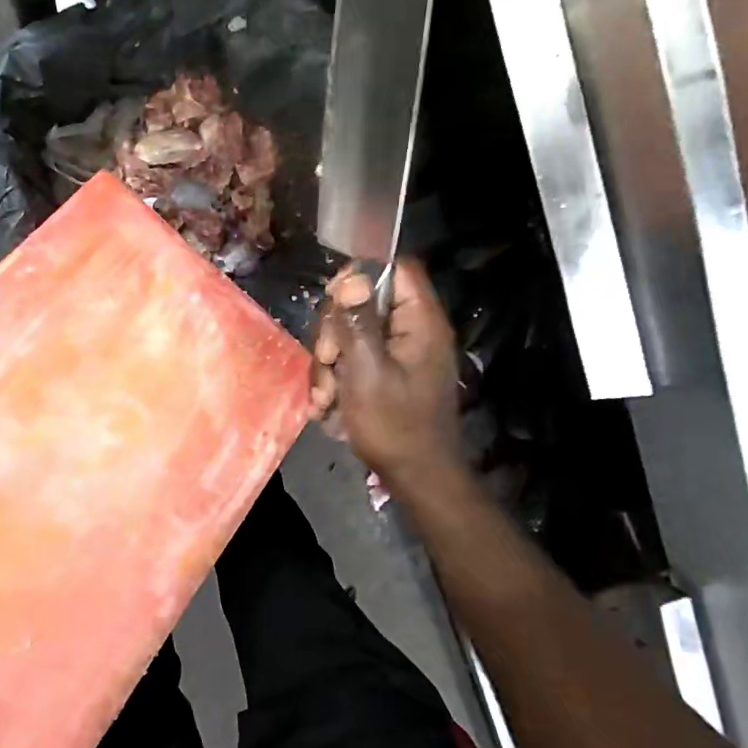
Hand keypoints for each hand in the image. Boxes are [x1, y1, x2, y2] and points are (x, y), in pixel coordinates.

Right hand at [309, 260, 461, 488]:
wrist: (415, 478)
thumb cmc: (394, 426)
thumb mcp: (367, 372)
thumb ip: (357, 322)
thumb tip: (349, 277)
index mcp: (420, 323)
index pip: (396, 269)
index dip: (361, 273)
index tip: (332, 298)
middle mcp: (412, 331)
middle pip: (363, 301)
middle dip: (334, 331)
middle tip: (328, 361)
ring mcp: (398, 353)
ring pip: (350, 332)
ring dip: (329, 361)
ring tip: (327, 396)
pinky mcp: (386, 372)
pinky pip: (352, 357)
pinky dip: (336, 377)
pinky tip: (329, 404)